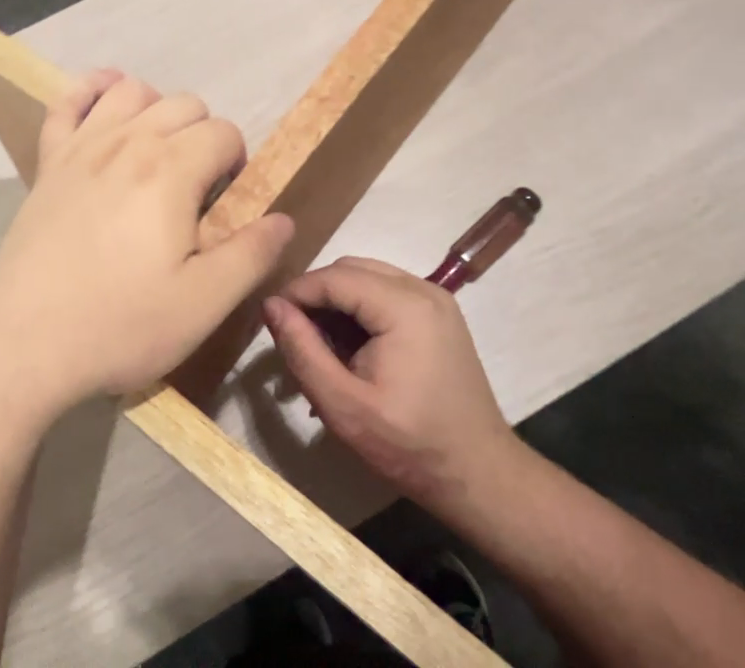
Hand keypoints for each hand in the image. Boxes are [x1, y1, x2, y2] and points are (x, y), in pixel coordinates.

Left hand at [0, 70, 293, 420]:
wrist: (23, 346)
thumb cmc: (121, 326)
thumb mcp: (204, 303)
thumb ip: (251, 255)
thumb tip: (284, 219)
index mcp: (171, 170)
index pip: (224, 132)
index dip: (236, 165)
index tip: (223, 210)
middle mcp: (127, 142)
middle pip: (184, 104)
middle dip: (203, 137)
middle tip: (196, 195)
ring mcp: (80, 148)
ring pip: (131, 92)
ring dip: (156, 112)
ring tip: (158, 158)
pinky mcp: (46, 164)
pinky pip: (67, 102)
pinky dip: (91, 90)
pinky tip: (105, 101)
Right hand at [262, 258, 524, 511]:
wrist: (476, 473)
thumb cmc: (408, 444)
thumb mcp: (343, 404)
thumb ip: (302, 350)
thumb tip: (271, 305)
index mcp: (405, 307)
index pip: (333, 277)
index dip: (295, 293)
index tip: (268, 323)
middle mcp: (424, 290)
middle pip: (351, 271)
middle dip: (315, 298)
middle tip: (293, 339)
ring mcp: (436, 301)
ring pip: (368, 280)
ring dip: (337, 305)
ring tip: (318, 349)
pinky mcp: (439, 317)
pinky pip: (387, 296)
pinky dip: (360, 313)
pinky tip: (348, 352)